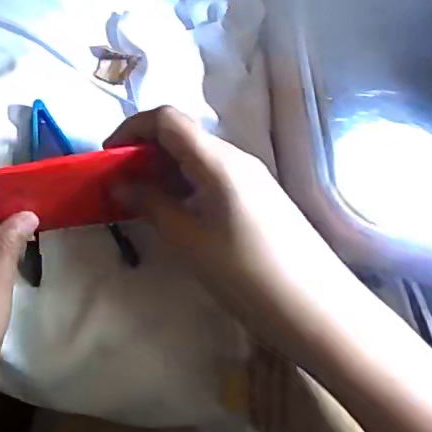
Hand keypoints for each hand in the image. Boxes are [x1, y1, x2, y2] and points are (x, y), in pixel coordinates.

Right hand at [107, 108, 368, 359]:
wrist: (323, 313)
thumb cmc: (248, 276)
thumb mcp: (190, 242)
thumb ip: (152, 204)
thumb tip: (121, 183)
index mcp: (218, 160)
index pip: (167, 118)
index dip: (132, 128)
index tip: (109, 157)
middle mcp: (236, 156)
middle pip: (183, 133)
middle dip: (145, 150)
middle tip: (121, 184)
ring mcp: (252, 176)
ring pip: (198, 154)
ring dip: (165, 168)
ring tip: (143, 202)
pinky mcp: (261, 196)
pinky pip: (214, 173)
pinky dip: (187, 182)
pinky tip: (179, 213)